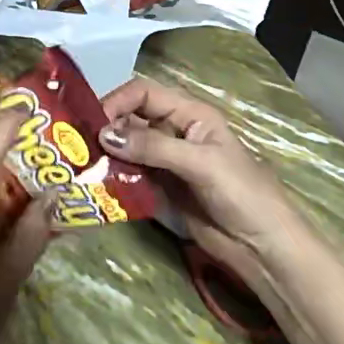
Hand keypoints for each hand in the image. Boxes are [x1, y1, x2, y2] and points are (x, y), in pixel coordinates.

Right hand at [99, 77, 312, 277]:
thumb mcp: (201, 163)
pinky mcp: (158, 188)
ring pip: (126, 147)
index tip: (95, 122)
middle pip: (130, 118)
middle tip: (78, 143)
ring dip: (105, 153)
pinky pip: (128, 174)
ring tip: (81, 163)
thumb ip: (153, 147)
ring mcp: (164, 161)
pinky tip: (95, 183)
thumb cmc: (243, 194)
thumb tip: (104, 135)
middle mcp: (173, 132)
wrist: (264, 249)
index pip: (144, 93)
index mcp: (189, 114)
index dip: (118, 101)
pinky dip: (111, 176)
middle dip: (106, 127)